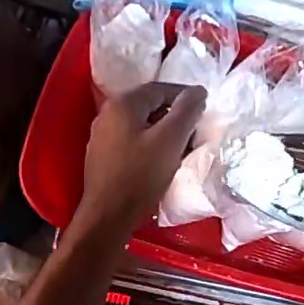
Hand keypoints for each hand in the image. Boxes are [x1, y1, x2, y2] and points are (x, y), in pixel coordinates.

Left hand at [74, 83, 206, 243]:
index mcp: (122, 103)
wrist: (108, 216)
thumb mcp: (170, 140)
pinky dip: (148, 145)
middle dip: (174, 116)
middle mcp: (107, 114)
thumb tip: (197, 91)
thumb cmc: (140, 175)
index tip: (203, 111)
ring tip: (181, 147)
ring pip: (139, 125)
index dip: (184, 97)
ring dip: (162, 132)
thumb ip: (186, 111)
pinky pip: (130, 141)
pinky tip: (159, 161)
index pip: (160, 89)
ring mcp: (100, 136)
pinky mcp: (101, 156)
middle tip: (194, 131)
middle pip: (148, 106)